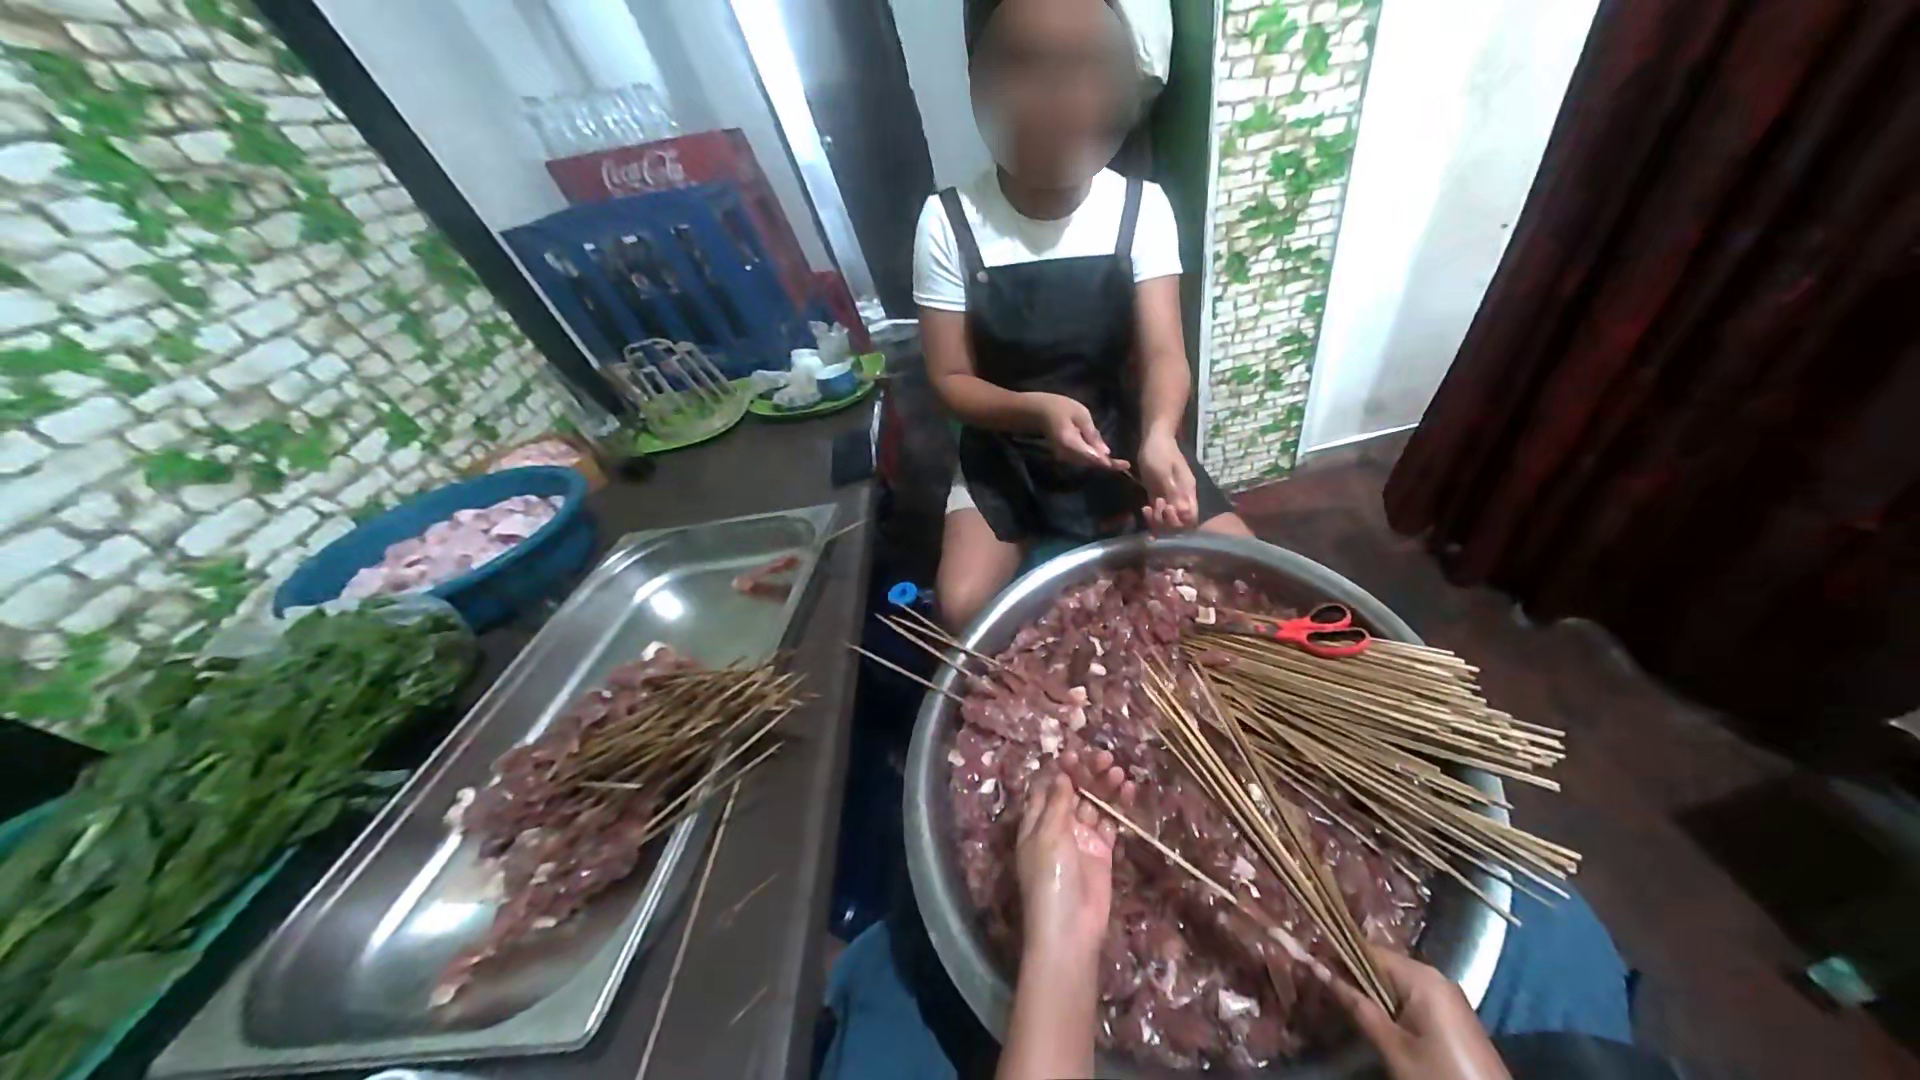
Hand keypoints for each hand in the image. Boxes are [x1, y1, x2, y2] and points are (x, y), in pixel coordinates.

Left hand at [1015, 752, 1134, 957]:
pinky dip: (1118, 807)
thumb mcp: (1048, 834)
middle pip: (1073, 791)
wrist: (1071, 928)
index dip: (1060, 769)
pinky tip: (1128, 790)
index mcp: (1035, 820)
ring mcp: (1080, 838)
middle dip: (1087, 773)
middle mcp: (1057, 825)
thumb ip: (1057, 803)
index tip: (1076, 753)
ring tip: (1118, 771)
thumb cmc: (1050, 876)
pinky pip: (1110, 823)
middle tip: (1104, 757)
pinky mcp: (1101, 851)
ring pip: (1094, 803)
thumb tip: (1060, 773)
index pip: (1046, 786)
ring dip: (1104, 786)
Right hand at [1024, 393, 1127, 471]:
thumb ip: (1093, 434)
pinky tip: (1101, 455)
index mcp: (1071, 444)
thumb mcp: (1080, 415)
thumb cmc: (1058, 407)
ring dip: (1100, 462)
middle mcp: (1066, 455)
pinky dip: (1092, 458)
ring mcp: (1063, 457)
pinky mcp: (1063, 456)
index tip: (1125, 465)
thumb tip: (1105, 452)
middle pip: (1090, 464)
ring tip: (1116, 462)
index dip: (1110, 464)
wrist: (1035, 412)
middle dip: (1107, 464)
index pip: (1093, 458)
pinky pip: (1081, 460)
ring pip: (1086, 463)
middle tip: (1124, 464)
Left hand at [1136, 430, 1198, 529]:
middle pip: (1179, 522)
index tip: (1167, 509)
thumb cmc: (1160, 452)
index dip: (1180, 520)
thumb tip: (1183, 512)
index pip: (1191, 516)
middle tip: (1155, 507)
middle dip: (1166, 522)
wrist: (1154, 439)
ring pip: (1166, 519)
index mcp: (1187, 491)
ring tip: (1147, 508)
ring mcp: (1169, 496)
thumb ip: (1173, 491)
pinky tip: (1144, 508)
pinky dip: (1151, 515)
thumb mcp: (1165, 471)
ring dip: (1157, 519)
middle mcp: (1181, 497)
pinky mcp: (1157, 494)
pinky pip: (1157, 512)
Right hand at [1333, 947, 1512, 1079]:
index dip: (1335, 955)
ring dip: (1368, 991)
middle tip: (1321, 986)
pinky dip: (1388, 1003)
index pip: (1365, 950)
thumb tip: (1315, 966)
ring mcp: (1446, 995)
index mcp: (1421, 976)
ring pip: (1392, 980)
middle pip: (1379, 963)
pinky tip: (1374, 1019)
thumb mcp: (1393, 1047)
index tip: (1308, 962)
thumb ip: (1355, 1004)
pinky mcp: (1451, 1015)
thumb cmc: (1440, 1079)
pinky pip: (1410, 995)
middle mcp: (1434, 976)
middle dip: (1350, 974)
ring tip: (1342, 1003)